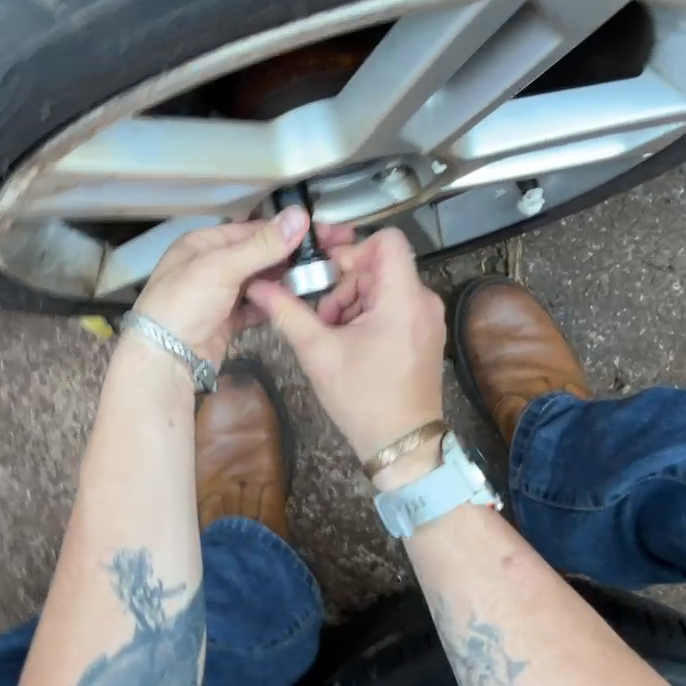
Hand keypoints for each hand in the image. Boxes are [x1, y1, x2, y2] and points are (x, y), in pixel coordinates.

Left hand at [130, 207, 354, 366]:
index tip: (315, 234)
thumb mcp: (222, 267)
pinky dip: (270, 305)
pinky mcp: (224, 322)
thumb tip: (298, 216)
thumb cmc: (183, 305)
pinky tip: (291, 304)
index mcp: (201, 244)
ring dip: (280, 282)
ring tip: (312, 280)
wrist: (164, 360)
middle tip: (321, 259)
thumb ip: (263, 245)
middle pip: (255, 256)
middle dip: (285, 258)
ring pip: (257, 283)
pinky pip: (253, 308)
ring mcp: (217, 296)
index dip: (282, 231)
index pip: (249, 230)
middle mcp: (208, 266)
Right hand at [246, 228, 446, 471]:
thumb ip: (287, 312)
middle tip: (321, 316)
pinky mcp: (425, 333)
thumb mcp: (318, 352)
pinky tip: (349, 344)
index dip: (353, 247)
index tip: (327, 272)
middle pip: (379, 265)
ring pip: (383, 286)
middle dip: (344, 284)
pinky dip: (367, 315)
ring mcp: (427, 318)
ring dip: (351, 302)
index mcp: (403, 299)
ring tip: (332, 336)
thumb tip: (258, 286)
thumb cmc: (363, 399)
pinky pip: (393, 306)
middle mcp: (423, 301)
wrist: (402, 445)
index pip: (386, 240)